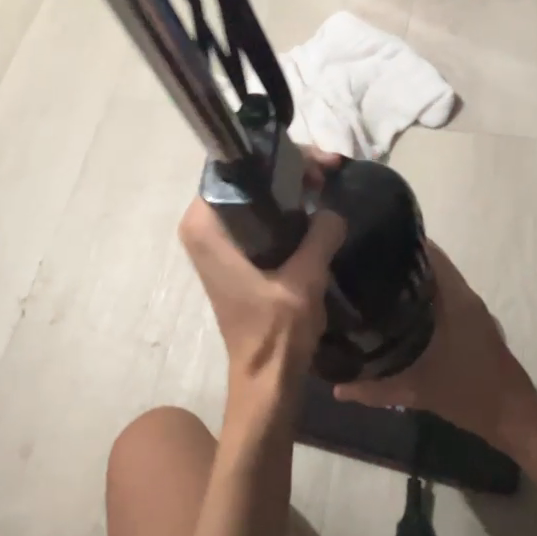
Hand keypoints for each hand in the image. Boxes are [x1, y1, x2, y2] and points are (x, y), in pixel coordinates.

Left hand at [178, 147, 346, 389]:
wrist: (267, 380)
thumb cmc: (276, 331)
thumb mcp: (304, 279)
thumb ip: (320, 236)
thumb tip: (334, 210)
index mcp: (205, 225)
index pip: (235, 165)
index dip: (277, 155)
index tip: (314, 161)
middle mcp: (202, 226)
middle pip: (247, 176)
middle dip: (289, 169)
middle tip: (329, 170)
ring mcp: (216, 240)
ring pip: (255, 194)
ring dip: (291, 187)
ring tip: (328, 181)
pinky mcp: (233, 254)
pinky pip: (259, 215)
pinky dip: (287, 208)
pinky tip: (317, 205)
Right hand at [331, 241, 536, 450]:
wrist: (513, 420)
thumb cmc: (467, 395)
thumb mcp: (415, 392)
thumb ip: (374, 390)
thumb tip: (336, 387)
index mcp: (455, 299)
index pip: (427, 253)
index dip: (398, 244)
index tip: (369, 242)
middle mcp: (464, 296)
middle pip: (430, 265)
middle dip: (398, 264)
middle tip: (363, 265)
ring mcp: (472, 310)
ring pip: (438, 282)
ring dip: (411, 281)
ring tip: (374, 284)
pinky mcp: (475, 324)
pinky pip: (445, 298)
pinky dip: (424, 298)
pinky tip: (400, 312)